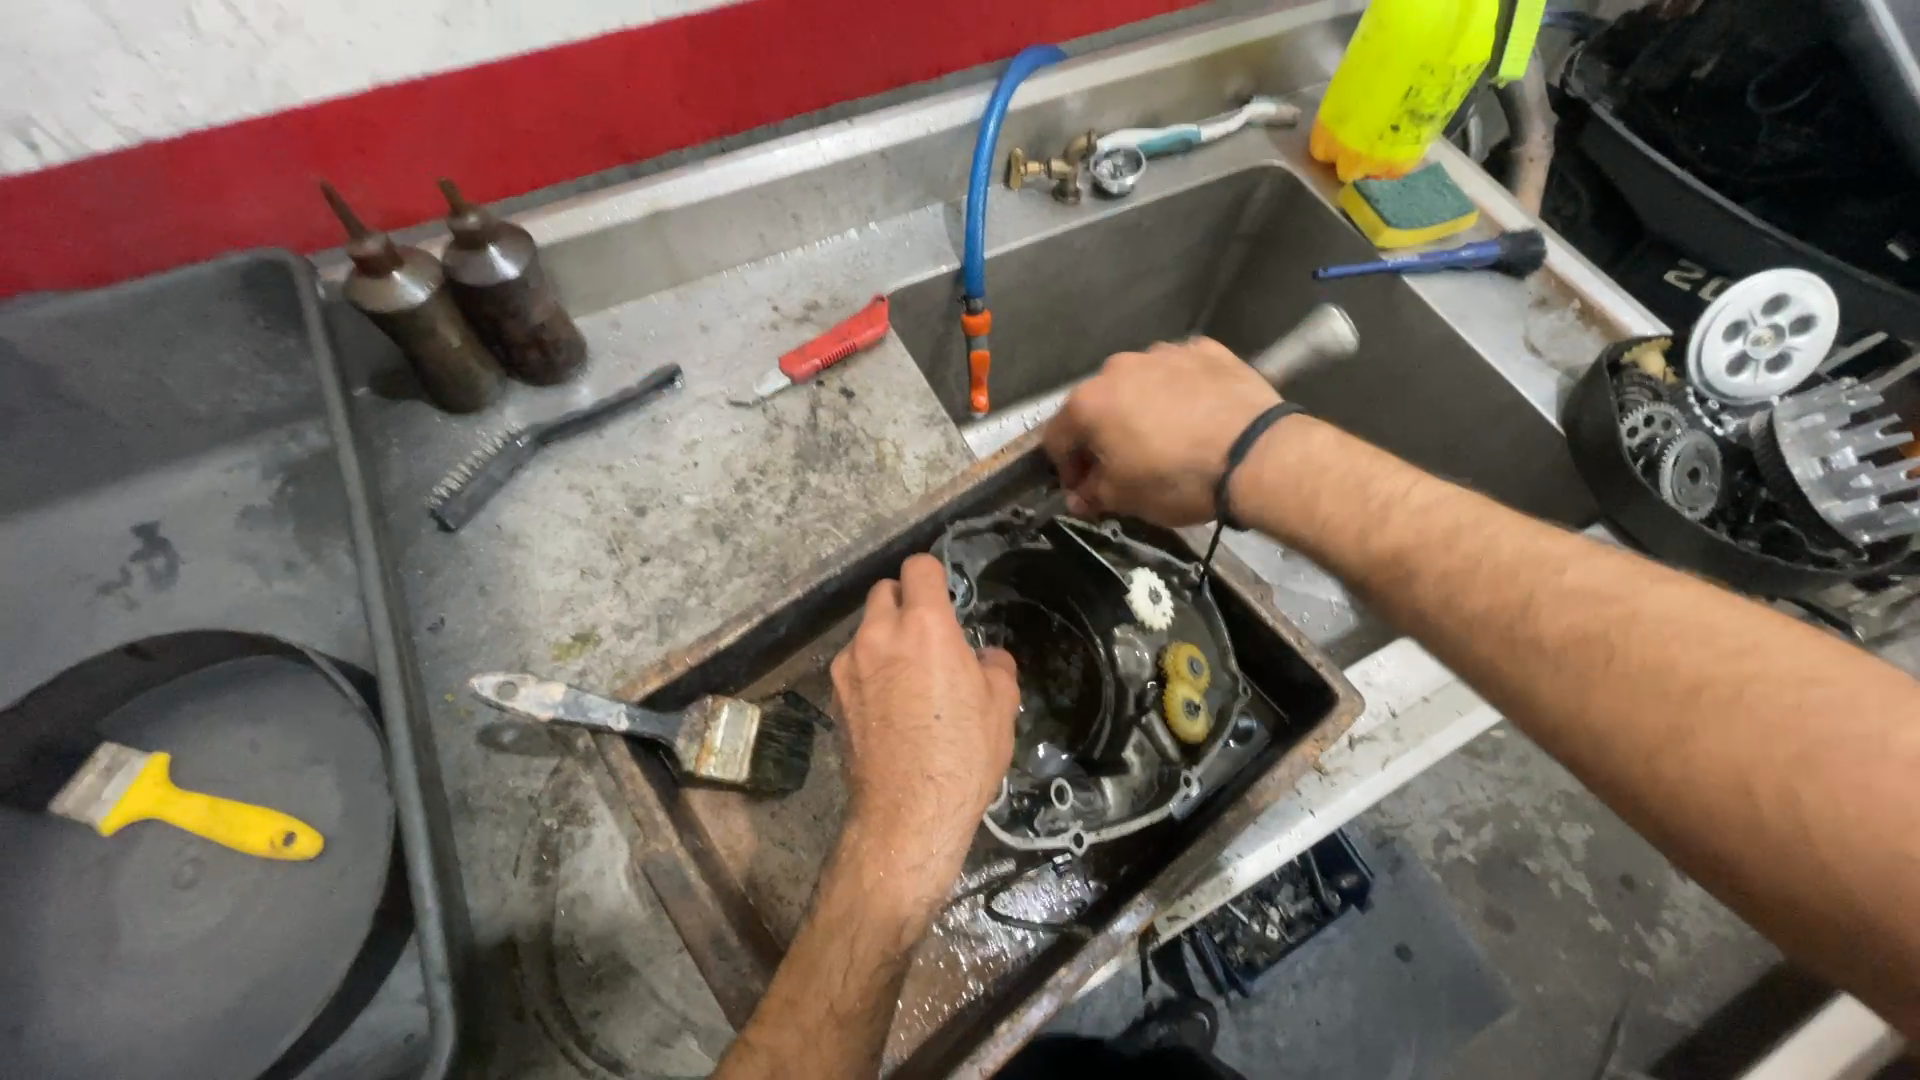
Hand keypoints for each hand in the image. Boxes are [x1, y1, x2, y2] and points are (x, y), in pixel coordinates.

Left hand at [829, 555, 1019, 900]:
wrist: (908, 812)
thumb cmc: (963, 754)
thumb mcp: (1001, 705)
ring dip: (885, 637)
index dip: (934, 576)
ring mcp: (850, 664)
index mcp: (925, 626)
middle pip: (885, 591)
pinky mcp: (834, 693)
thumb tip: (982, 656)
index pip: (919, 567)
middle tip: (926, 634)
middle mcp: (880, 634)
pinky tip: (887, 703)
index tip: (944, 597)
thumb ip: (994, 665)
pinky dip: (869, 668)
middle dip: (905, 602)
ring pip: (866, 628)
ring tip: (907, 675)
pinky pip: (853, 663)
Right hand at [1042, 337, 1280, 525]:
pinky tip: (1196, 416)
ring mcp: (1163, 353)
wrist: (1256, 454)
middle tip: (1121, 465)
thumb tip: (1080, 496)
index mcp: (1089, 403)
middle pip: (1097, 405)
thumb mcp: (1126, 498)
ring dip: (1139, 409)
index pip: (1056, 438)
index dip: (1065, 468)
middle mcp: (1119, 368)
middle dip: (1101, 435)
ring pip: (1138, 384)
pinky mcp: (1205, 350)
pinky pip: (1179, 373)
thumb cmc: (1177, 479)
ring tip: (1163, 439)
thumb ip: (1093, 494)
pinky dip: (1179, 392)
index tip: (1083, 489)